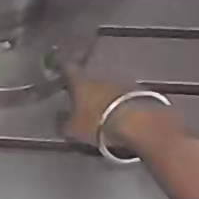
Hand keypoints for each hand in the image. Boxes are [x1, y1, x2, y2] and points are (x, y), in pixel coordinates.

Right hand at [58, 61, 182, 154]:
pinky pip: (123, 94)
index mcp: (80, 81)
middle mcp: (100, 75)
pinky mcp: (138, 89)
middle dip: (87, 87)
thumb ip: (64, 123)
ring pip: (108, 85)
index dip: (64, 70)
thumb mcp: (74, 129)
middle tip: (83, 99)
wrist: (136, 121)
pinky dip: (120, 101)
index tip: (61, 70)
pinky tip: (120, 112)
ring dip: (105, 94)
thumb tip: (60, 120)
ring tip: (103, 108)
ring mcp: (121, 80)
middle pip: (90, 77)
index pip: (68, 69)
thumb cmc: (98, 122)